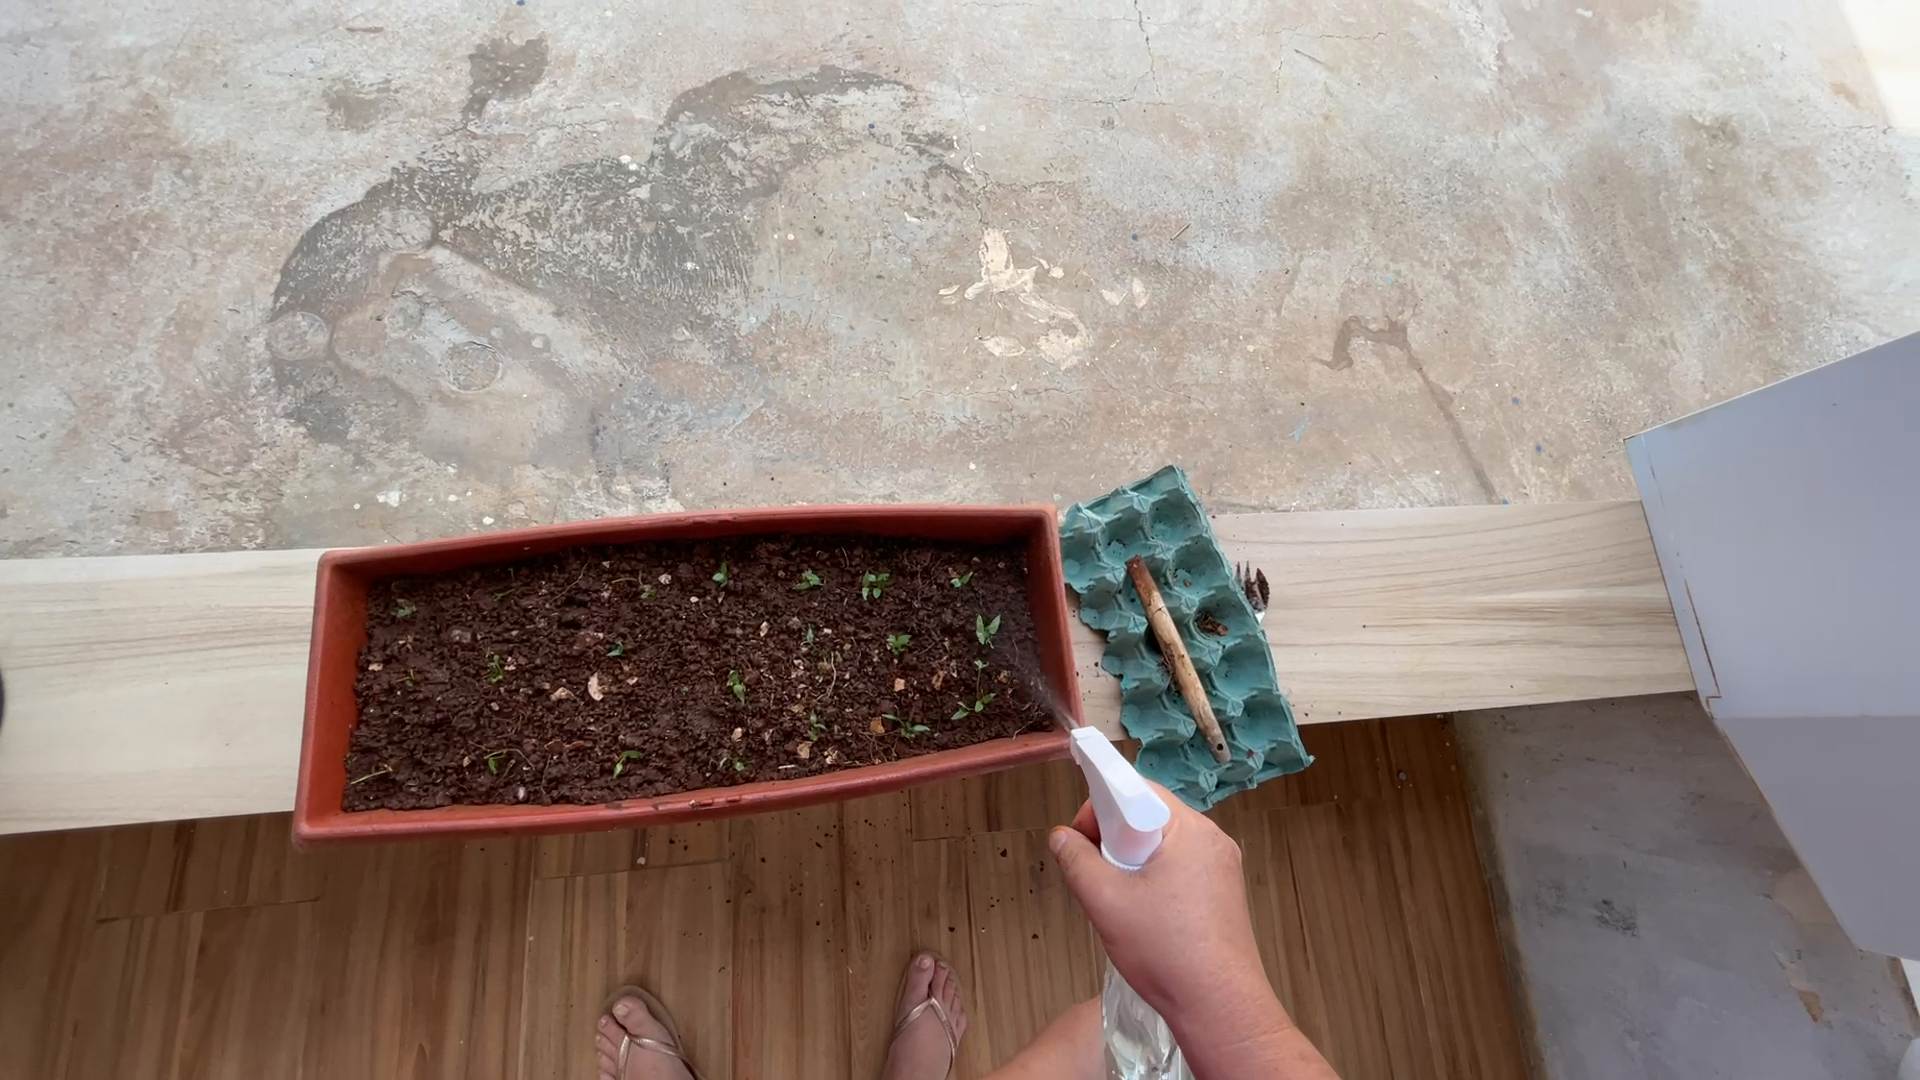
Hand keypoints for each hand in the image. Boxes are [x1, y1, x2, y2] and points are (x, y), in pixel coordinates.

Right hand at [1049, 783, 1272, 1022]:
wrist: (1221, 1012)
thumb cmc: (1168, 953)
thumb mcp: (1106, 902)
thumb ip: (1076, 861)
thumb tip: (1061, 836)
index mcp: (1190, 829)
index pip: (1137, 791)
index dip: (1102, 807)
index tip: (1084, 839)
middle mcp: (1212, 839)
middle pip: (1149, 816)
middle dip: (1114, 838)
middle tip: (1098, 872)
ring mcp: (1221, 866)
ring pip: (1162, 843)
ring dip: (1132, 860)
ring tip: (1119, 897)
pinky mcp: (1222, 891)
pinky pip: (1178, 864)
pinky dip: (1153, 876)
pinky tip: (1143, 910)